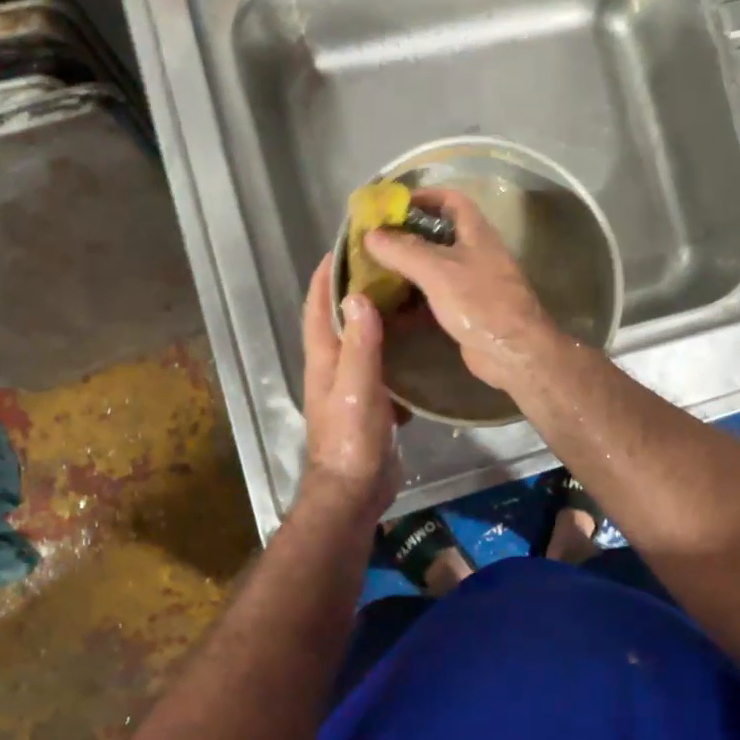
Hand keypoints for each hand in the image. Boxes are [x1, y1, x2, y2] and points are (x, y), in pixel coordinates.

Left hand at [301, 254, 400, 515]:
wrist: (356, 493)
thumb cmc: (352, 440)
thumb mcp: (357, 389)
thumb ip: (359, 345)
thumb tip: (358, 296)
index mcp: (324, 359)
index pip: (319, 307)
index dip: (327, 275)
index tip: (347, 246)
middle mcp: (333, 368)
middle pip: (341, 319)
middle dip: (357, 289)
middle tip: (390, 266)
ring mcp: (352, 388)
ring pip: (364, 342)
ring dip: (379, 319)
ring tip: (408, 297)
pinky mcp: (372, 405)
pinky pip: (383, 367)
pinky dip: (396, 351)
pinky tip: (419, 346)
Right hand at [364, 188, 565, 392]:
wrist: (513, 352)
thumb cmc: (480, 302)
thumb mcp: (438, 270)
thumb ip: (403, 249)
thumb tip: (371, 234)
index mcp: (476, 232)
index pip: (450, 199)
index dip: (421, 196)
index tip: (389, 204)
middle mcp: (476, 253)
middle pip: (438, 233)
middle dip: (406, 234)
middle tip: (371, 240)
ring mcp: (472, 282)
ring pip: (434, 266)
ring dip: (407, 267)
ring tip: (372, 270)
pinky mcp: (466, 309)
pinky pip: (434, 295)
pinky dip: (413, 296)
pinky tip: (388, 304)